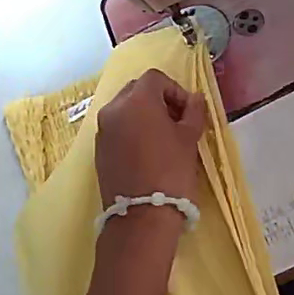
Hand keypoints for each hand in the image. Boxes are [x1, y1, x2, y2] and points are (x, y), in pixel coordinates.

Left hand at [94, 69, 207, 206]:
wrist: (142, 216)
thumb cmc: (171, 171)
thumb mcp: (189, 139)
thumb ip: (194, 111)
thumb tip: (195, 99)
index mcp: (137, 101)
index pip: (155, 78)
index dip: (175, 90)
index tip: (188, 111)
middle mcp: (113, 109)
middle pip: (137, 90)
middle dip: (158, 100)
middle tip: (177, 121)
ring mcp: (102, 130)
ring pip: (125, 109)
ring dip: (144, 115)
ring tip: (163, 138)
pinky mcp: (99, 149)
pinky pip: (117, 128)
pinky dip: (132, 131)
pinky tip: (148, 153)